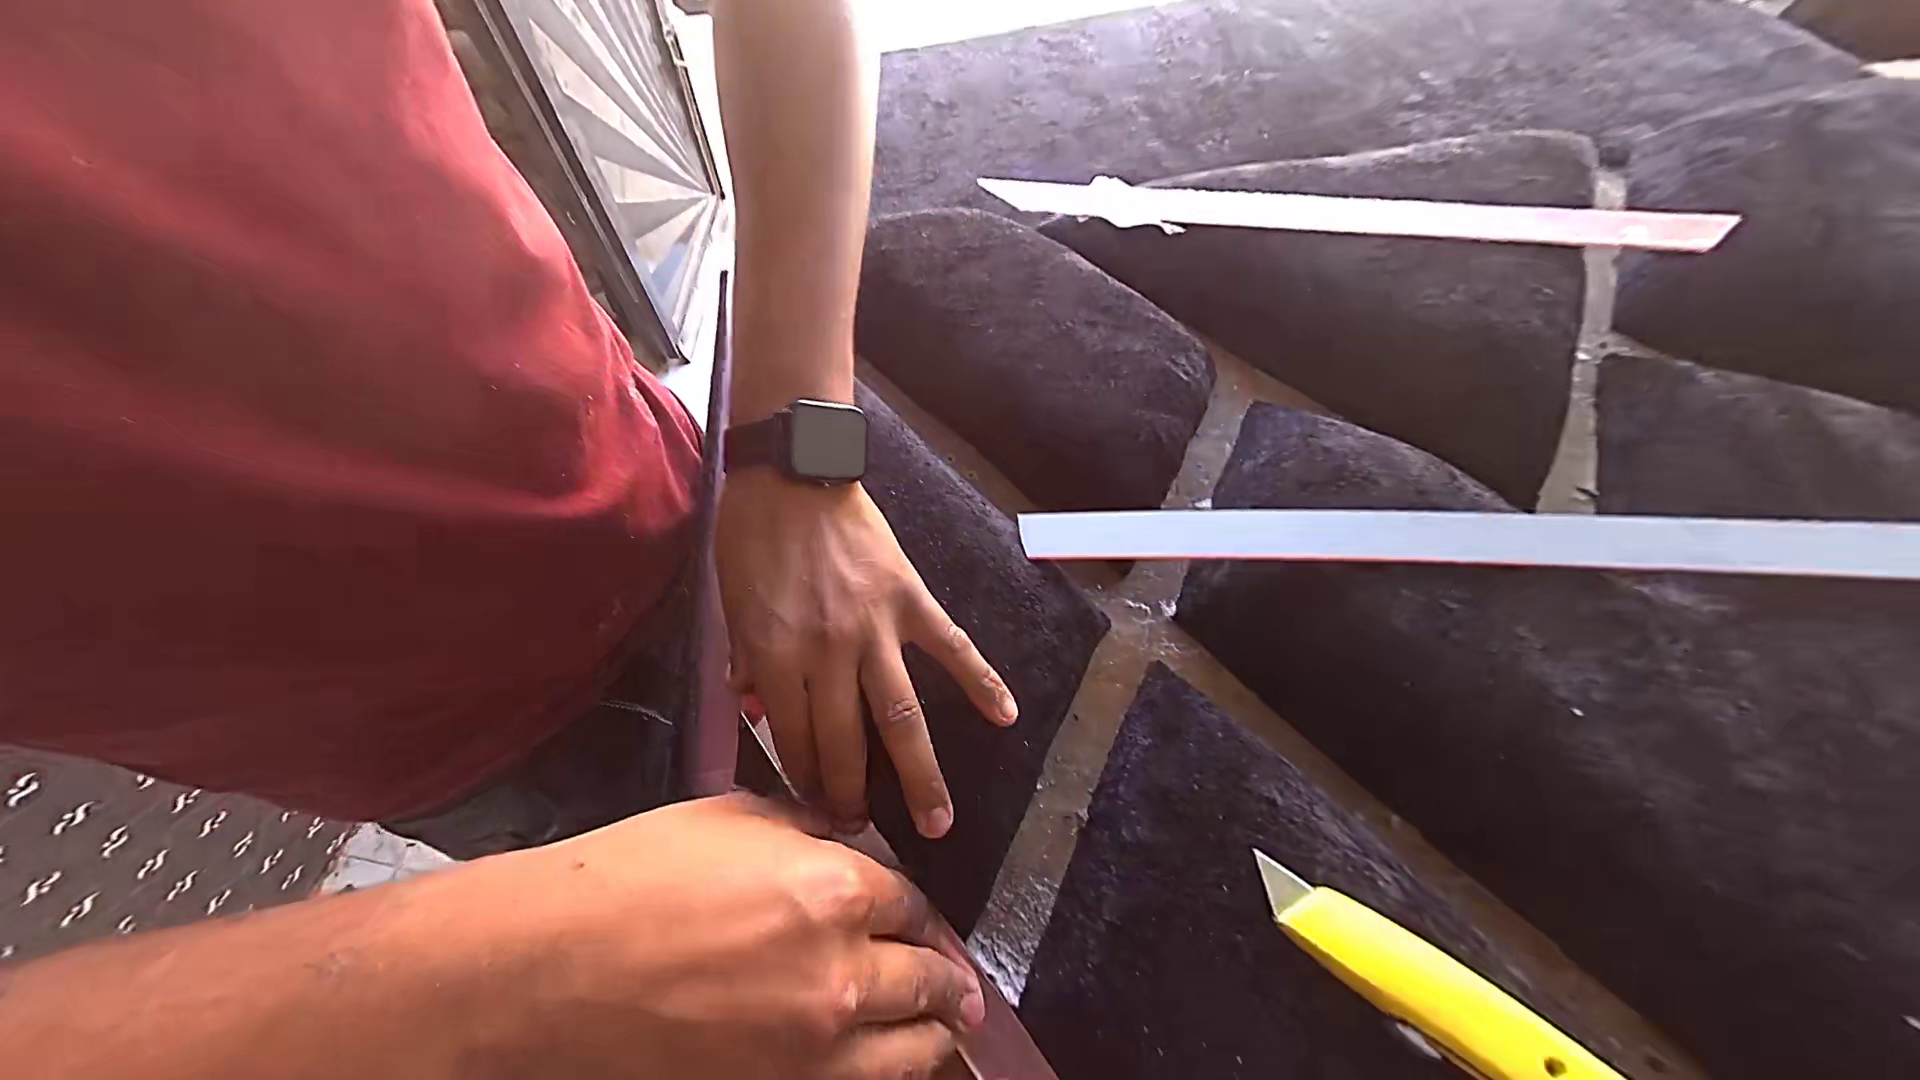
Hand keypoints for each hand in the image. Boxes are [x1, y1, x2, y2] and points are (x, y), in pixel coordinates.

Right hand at [459, 794, 986, 1079]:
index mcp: (837, 890)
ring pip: (910, 1051)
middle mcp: (842, 972)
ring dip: (935, 1038)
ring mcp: (813, 1052)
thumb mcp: (739, 819)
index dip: (924, 915)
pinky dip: (886, 1077)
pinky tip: (890, 1069)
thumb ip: (809, 830)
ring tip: (949, 1034)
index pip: (910, 903)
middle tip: (962, 990)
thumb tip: (847, 840)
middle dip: (946, 979)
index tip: (932, 925)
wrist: (550, 969)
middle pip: (923, 977)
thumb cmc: (645, 871)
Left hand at [716, 467, 1017, 836]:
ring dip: (919, 773)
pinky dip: (981, 679)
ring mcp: (876, 627)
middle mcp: (829, 653)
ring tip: (936, 821)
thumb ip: (748, 658)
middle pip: (845, 739)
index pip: (793, 737)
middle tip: (862, 828)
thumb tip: (757, 703)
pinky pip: (951, 645)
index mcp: (778, 654)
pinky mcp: (910, 599)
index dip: (802, 779)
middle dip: (852, 793)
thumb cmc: (753, 536)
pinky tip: (1006, 715)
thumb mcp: (733, 601)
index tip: (814, 808)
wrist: (795, 475)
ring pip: (900, 713)